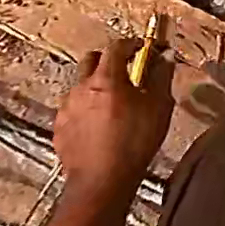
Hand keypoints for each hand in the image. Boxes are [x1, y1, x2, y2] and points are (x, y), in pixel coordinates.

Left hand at [53, 27, 176, 205]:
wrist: (102, 182)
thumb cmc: (135, 141)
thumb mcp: (159, 105)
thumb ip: (161, 76)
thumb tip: (165, 57)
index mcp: (106, 79)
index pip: (116, 46)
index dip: (132, 43)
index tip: (145, 48)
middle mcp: (81, 89)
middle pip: (91, 59)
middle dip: (110, 59)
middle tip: (129, 70)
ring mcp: (66, 109)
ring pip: (81, 84)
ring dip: (98, 84)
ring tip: (117, 100)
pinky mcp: (60, 128)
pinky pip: (75, 107)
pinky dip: (89, 106)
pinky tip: (103, 122)